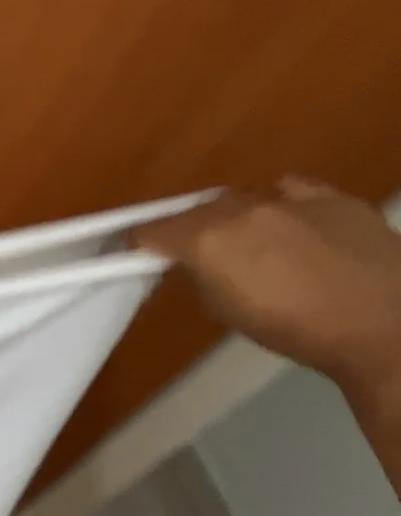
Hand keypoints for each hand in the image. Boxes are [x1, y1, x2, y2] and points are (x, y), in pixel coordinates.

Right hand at [134, 177, 400, 403]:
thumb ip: (199, 272)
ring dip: (230, 215)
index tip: (139, 255)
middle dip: (186, 228)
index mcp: (205, 239)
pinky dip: (280, 198)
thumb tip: (194, 260)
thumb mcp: (222, 306)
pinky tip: (283, 216)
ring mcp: (291, 201)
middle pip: (195, 210)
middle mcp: (242, 210)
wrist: (385, 326)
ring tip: (240, 239)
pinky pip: (293, 188)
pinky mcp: (335, 200)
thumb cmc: (290, 327)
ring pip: (240, 198)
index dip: (142, 243)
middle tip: (190, 252)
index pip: (152, 230)